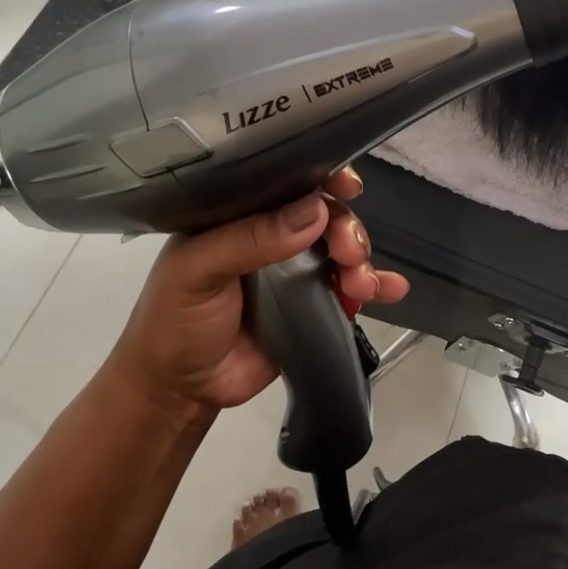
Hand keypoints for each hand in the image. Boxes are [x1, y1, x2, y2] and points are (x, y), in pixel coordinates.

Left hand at [103, 167, 409, 422]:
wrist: (181, 391)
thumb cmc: (174, 320)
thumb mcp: (199, 271)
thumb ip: (251, 239)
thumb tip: (315, 210)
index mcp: (241, 215)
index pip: (287, 182)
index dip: (322, 177)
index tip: (348, 186)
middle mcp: (272, 235)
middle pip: (327, 216)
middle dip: (348, 230)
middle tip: (351, 255)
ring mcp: (297, 271)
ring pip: (344, 251)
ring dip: (363, 262)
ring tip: (362, 286)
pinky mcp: (315, 305)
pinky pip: (352, 288)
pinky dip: (379, 285)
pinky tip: (393, 290)